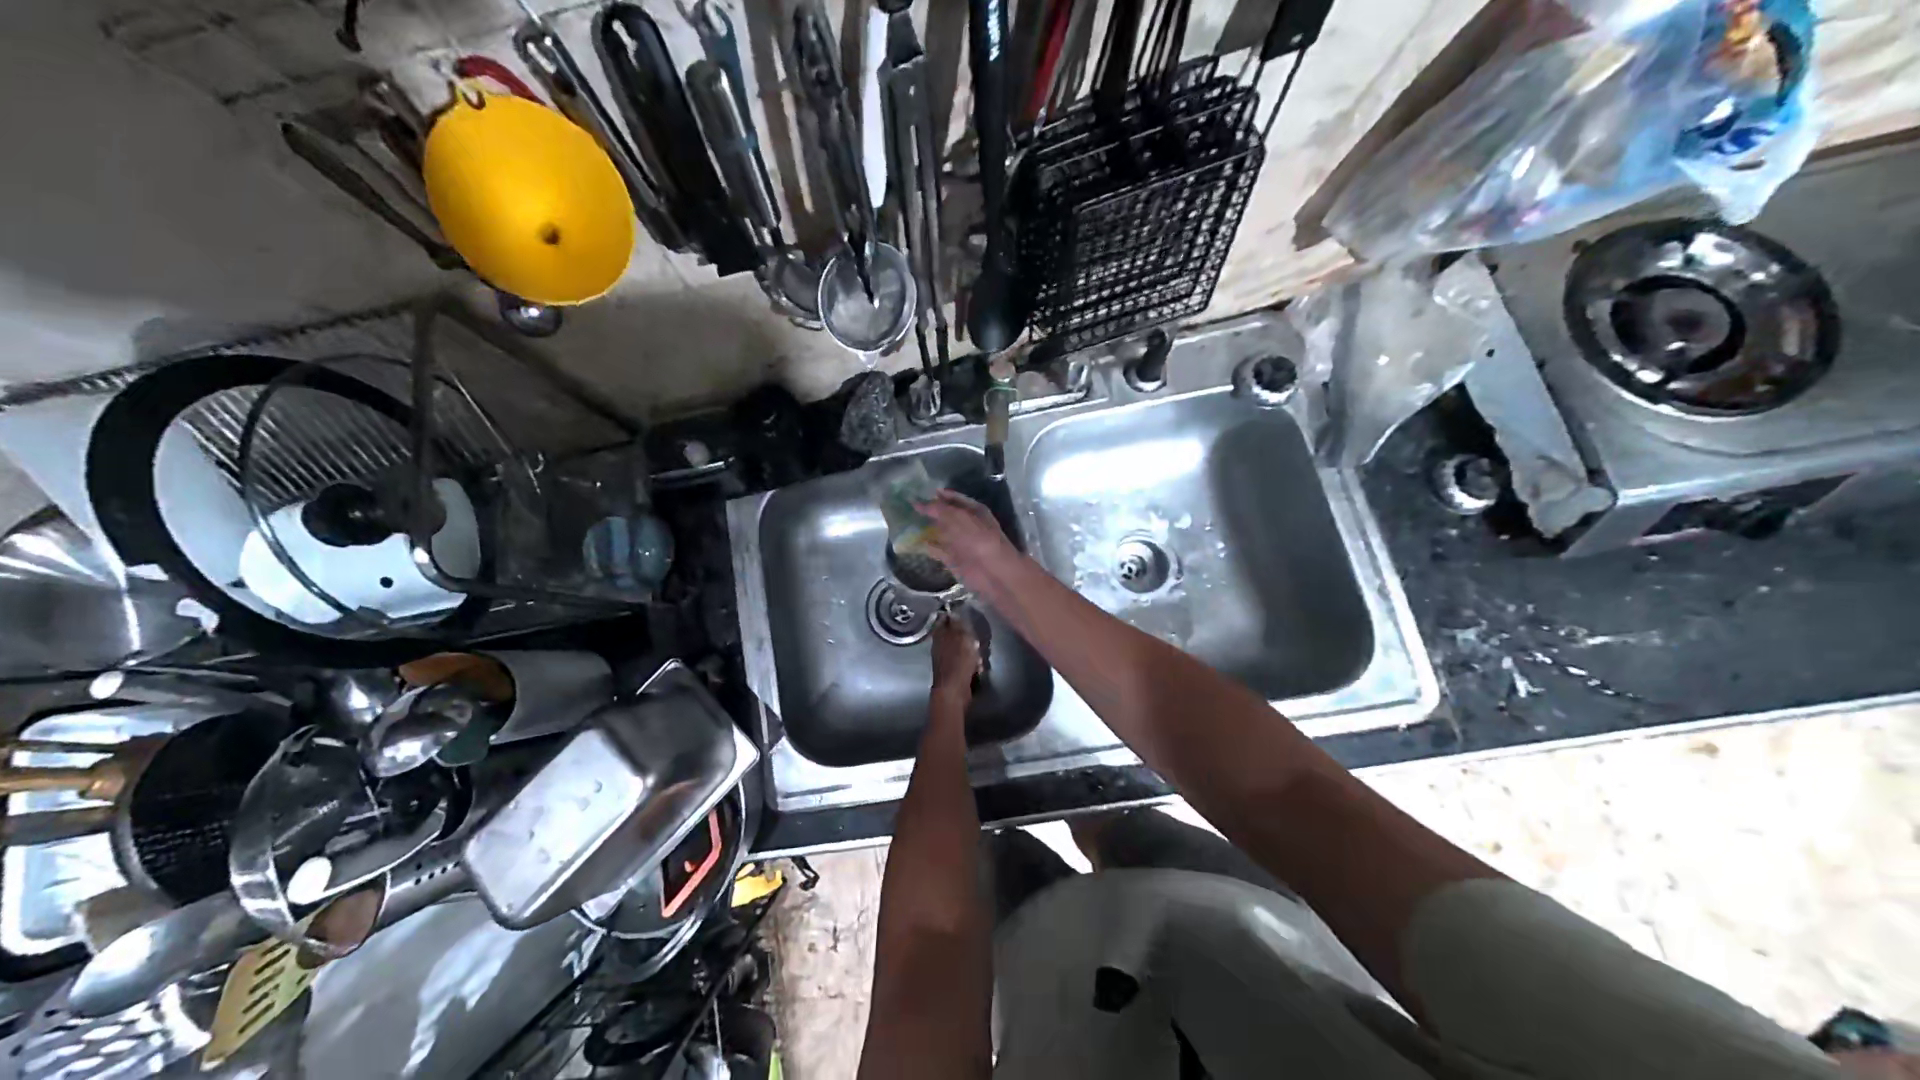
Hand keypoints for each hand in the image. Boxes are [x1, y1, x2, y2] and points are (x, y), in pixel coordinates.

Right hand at [917, 490, 1020, 588]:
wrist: (992, 571)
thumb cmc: (978, 538)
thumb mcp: (958, 517)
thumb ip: (938, 509)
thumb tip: (918, 503)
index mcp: (974, 511)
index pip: (954, 498)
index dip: (939, 495)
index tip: (920, 492)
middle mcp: (967, 525)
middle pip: (946, 515)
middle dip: (931, 511)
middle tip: (910, 506)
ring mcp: (960, 542)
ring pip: (941, 532)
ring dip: (928, 528)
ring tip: (908, 521)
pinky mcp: (954, 559)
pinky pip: (938, 550)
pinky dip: (928, 546)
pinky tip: (916, 542)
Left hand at [929, 610, 982, 700]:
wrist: (954, 691)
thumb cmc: (958, 663)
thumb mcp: (961, 639)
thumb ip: (958, 625)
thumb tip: (954, 612)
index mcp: (939, 636)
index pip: (944, 619)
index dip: (954, 615)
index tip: (966, 614)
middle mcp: (940, 646)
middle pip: (954, 634)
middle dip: (967, 636)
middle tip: (976, 638)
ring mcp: (946, 659)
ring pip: (961, 648)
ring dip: (972, 651)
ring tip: (979, 655)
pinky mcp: (953, 671)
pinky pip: (965, 662)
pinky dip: (972, 663)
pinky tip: (978, 667)